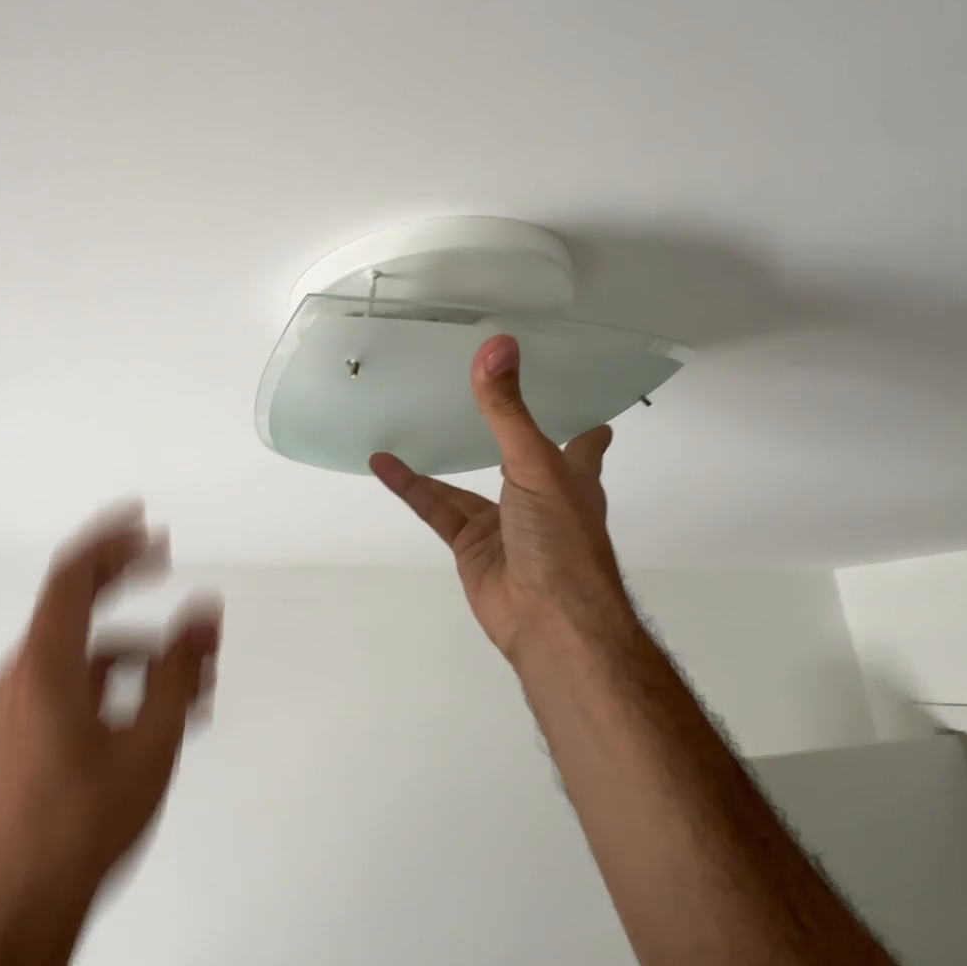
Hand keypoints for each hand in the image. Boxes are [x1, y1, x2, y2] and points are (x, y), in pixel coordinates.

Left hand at [0, 507, 219, 964]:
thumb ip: (179, 669)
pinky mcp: (30, 729)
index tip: (142, 520)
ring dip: (138, 647)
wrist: (30, 892)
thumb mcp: (150, 737)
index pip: (74, 574)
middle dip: (124, 578)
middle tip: (162, 559)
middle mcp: (27, 673)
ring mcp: (25, 703)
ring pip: (86, 650)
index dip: (110, 539)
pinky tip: (160, 707)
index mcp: (47, 663)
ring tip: (190, 668)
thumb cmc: (81, 820)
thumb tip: (204, 615)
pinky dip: (120, 678)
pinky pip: (78, 682)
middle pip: (76, 602)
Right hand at [370, 334, 625, 660]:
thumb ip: (507, 410)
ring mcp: (502, 522)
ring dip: (444, 455)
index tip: (573, 387)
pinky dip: (410, 486)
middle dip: (505, 430)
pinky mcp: (470, 545)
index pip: (583, 439)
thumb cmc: (561, 539)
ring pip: (468, 482)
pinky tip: (384, 462)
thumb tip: (496, 344)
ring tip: (416, 416)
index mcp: (571, 476)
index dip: (580, 416)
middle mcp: (539, 496)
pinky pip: (436, 508)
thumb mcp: (535, 464)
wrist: (548, 620)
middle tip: (481, 390)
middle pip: (519, 455)